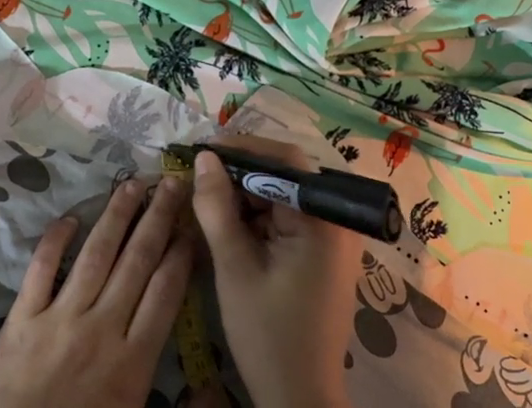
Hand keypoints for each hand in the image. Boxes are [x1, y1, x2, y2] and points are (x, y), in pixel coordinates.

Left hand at [0, 176, 195, 407]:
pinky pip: (42, 268)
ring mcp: (60, 318)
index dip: (180, 253)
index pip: (165, 292)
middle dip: (157, 218)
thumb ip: (178, 404)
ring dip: (116, 216)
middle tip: (171, 183)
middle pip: (136, 262)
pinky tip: (71, 216)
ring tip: (132, 184)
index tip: (191, 224)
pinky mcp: (23, 317)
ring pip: (95, 254)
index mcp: (133, 361)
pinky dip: (56, 239)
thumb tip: (215, 389)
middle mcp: (101, 328)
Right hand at [192, 136, 356, 407]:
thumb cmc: (268, 332)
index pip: (284, 160)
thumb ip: (216, 207)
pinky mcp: (320, 255)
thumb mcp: (234, 266)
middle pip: (283, 175)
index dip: (241, 148)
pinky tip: (227, 228)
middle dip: (238, 173)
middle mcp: (333, 221)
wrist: (299, 396)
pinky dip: (255, 217)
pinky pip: (285, 218)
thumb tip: (204, 156)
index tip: (201, 151)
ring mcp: (330, 239)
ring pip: (280, 195)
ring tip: (206, 203)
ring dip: (243, 195)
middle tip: (197, 178)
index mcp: (322, 220)